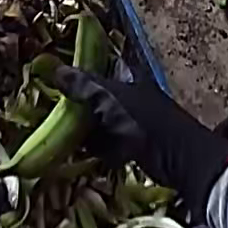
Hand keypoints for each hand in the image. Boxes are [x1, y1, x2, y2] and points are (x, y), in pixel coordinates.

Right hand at [52, 66, 227, 216]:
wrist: (178, 159)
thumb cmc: (145, 122)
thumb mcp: (111, 100)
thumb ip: (85, 86)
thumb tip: (56, 69)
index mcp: (128, 81)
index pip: (98, 73)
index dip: (78, 77)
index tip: (54, 83)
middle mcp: (130, 98)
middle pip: (98, 99)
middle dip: (77, 106)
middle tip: (50, 113)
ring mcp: (132, 124)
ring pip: (101, 123)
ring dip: (84, 130)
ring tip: (58, 134)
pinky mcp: (132, 147)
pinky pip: (107, 144)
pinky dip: (94, 147)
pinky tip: (79, 153)